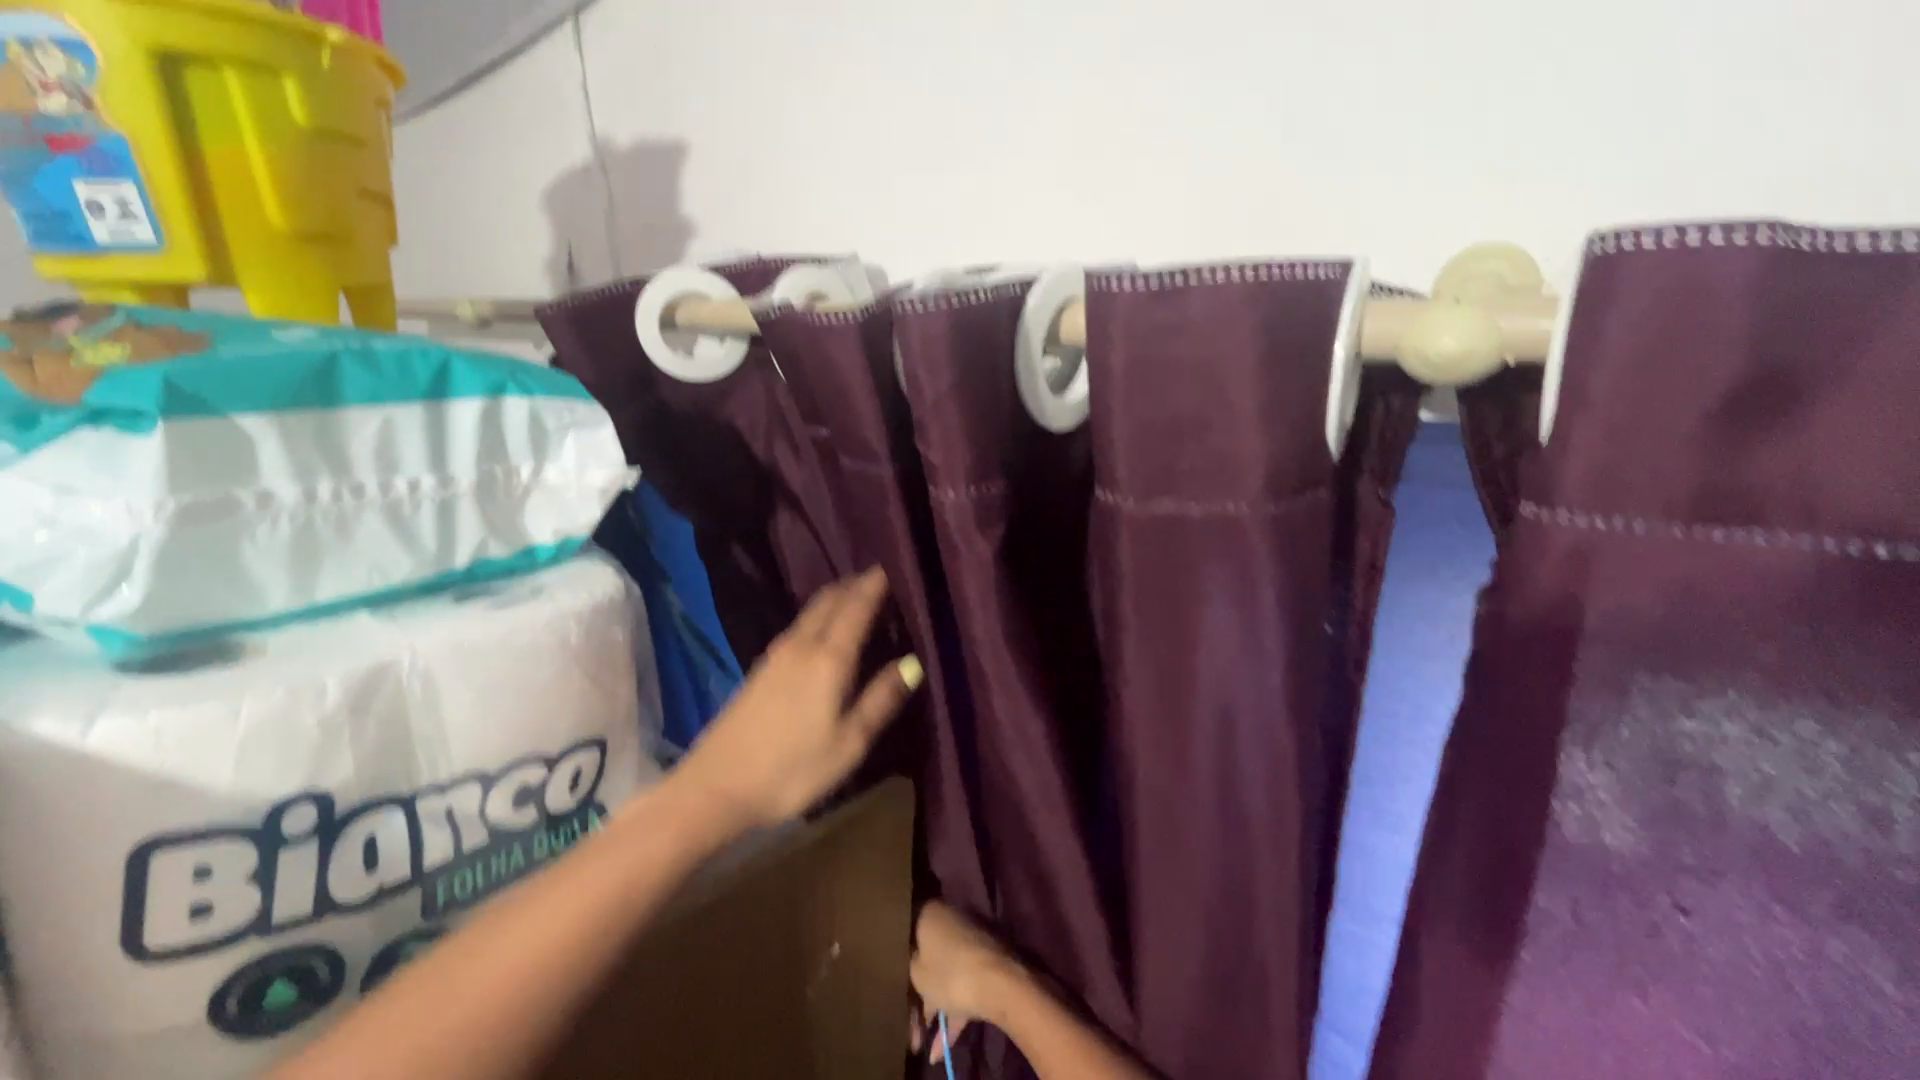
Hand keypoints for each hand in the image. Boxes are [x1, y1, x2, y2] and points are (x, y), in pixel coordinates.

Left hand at [673, 567, 921, 830]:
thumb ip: (881, 700)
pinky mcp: (760, 670)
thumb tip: (913, 662)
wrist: (715, 788)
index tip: (896, 565)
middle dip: (856, 584)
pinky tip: (825, 629)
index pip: (856, 606)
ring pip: (810, 612)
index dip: (877, 583)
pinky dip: (818, 616)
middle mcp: (800, 646)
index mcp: (828, 659)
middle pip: (829, 600)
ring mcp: (774, 656)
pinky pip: (798, 627)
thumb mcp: (849, 744)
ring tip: (859, 596)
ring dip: (836, 598)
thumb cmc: (792, 771)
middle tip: (883, 577)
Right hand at [909, 902, 1025, 1062]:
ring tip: (922, 1044)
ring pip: (948, 976)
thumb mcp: (916, 974)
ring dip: (936, 1009)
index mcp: (931, 915)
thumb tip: (916, 960)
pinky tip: (941, 1050)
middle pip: (930, 958)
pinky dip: (955, 1015)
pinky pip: (965, 988)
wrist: (999, 986)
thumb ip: (912, 965)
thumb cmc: (948, 973)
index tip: (893, 976)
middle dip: (921, 992)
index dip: (901, 957)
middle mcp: (952, 921)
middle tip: (908, 1016)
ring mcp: (972, 944)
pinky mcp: (987, 966)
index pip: (909, 933)